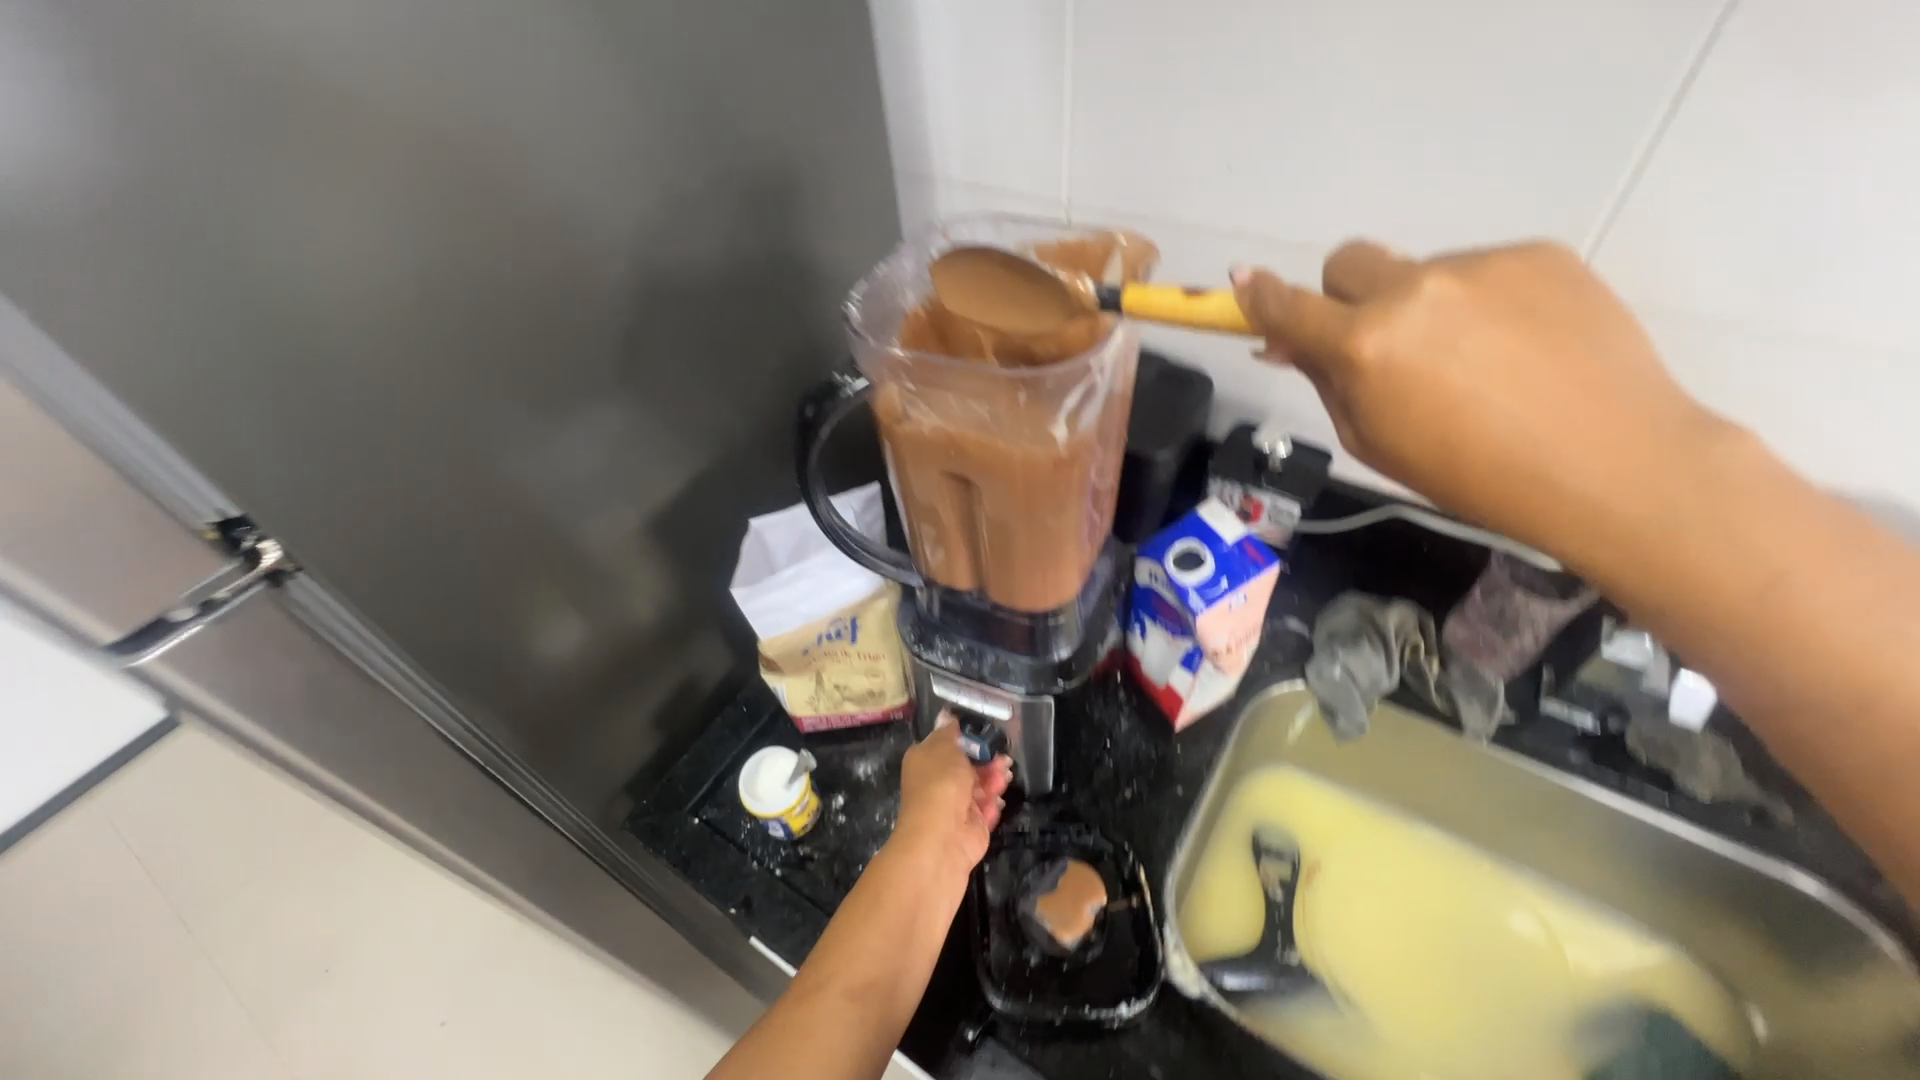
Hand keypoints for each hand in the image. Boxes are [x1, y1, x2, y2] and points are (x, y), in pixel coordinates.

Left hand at [892, 712, 1012, 874]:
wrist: (942, 837)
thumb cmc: (940, 784)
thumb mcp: (944, 748)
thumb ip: (950, 733)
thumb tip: (946, 715)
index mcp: (925, 760)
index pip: (946, 744)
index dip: (966, 739)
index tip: (986, 734)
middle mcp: (938, 782)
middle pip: (967, 766)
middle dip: (986, 760)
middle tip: (1004, 758)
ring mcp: (955, 806)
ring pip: (979, 787)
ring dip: (993, 780)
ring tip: (1005, 775)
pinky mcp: (971, 826)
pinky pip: (986, 810)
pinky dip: (992, 804)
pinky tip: (998, 799)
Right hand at [1230, 240, 1732, 549]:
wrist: (1610, 463)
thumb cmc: (1472, 476)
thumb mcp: (1375, 442)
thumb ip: (1328, 382)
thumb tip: (1293, 343)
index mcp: (1365, 345)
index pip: (1291, 308)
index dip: (1260, 298)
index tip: (1243, 283)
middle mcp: (1414, 289)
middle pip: (1350, 262)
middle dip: (1349, 297)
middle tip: (1382, 344)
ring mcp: (1480, 264)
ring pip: (1422, 273)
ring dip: (1426, 307)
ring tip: (1479, 362)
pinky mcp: (1539, 253)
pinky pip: (1483, 271)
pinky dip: (1484, 304)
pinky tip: (1520, 348)